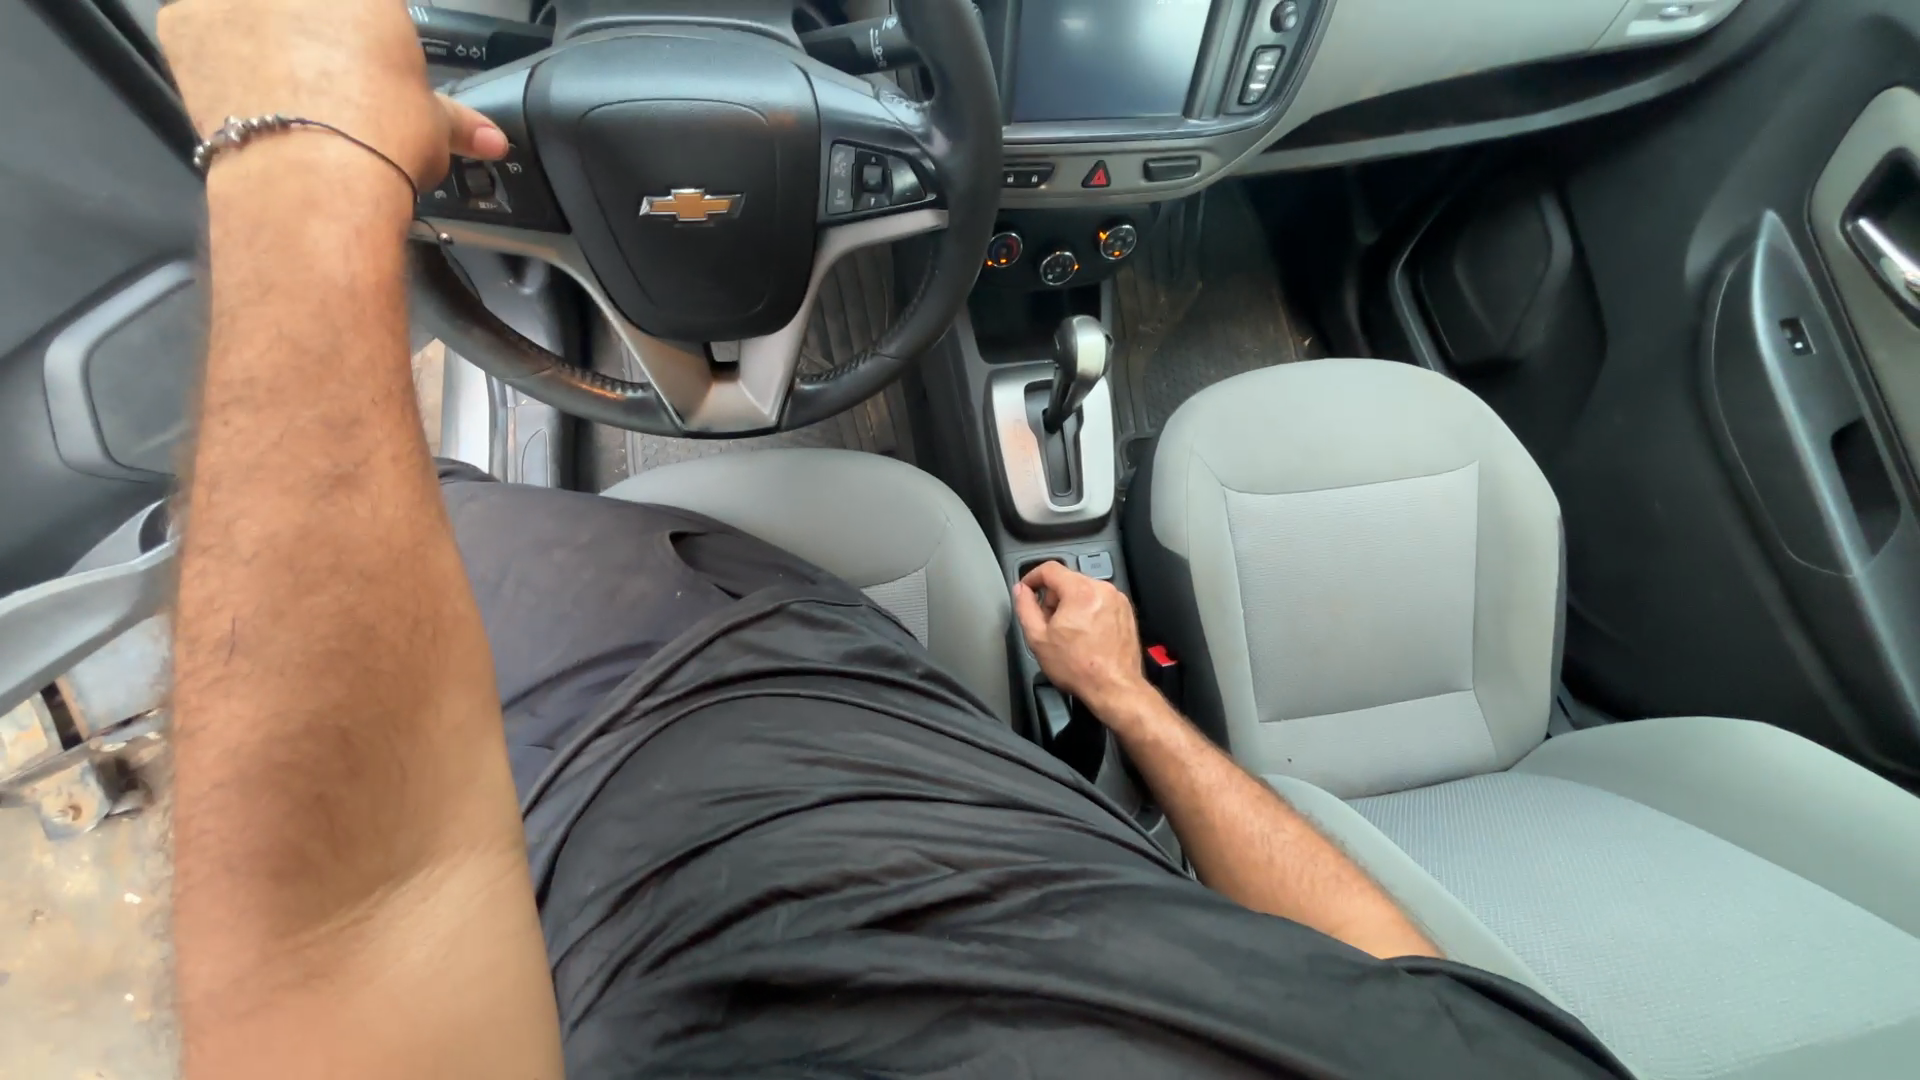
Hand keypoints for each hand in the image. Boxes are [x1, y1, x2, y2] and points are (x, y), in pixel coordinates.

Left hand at [157, 0, 506, 187]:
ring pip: (255, 15)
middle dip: (322, 37)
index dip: (377, 37)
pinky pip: (207, 32)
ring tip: (301, 99)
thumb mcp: (437, 127)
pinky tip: (258, 101)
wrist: (315, 173)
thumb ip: (458, 121)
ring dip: (272, 43)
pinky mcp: (180, 22)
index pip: (372, 11)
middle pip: (309, 12)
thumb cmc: (387, 135)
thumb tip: (491, 139)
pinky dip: (228, 61)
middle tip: (344, 81)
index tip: (385, 65)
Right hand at [1013, 561, 1152, 718]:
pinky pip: (1099, 601)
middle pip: (1067, 579)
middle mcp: (1102, 590)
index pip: (1050, 569)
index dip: (1032, 577)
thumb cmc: (1080, 668)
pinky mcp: (1126, 611)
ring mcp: (1117, 600)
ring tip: (1067, 632)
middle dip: (1053, 596)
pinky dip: (1088, 611)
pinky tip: (1084, 635)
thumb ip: (1025, 608)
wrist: (1114, 687)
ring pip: (1084, 590)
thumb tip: (1021, 591)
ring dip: (1070, 604)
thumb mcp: (1038, 638)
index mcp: (1080, 591)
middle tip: (1047, 621)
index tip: (1027, 588)